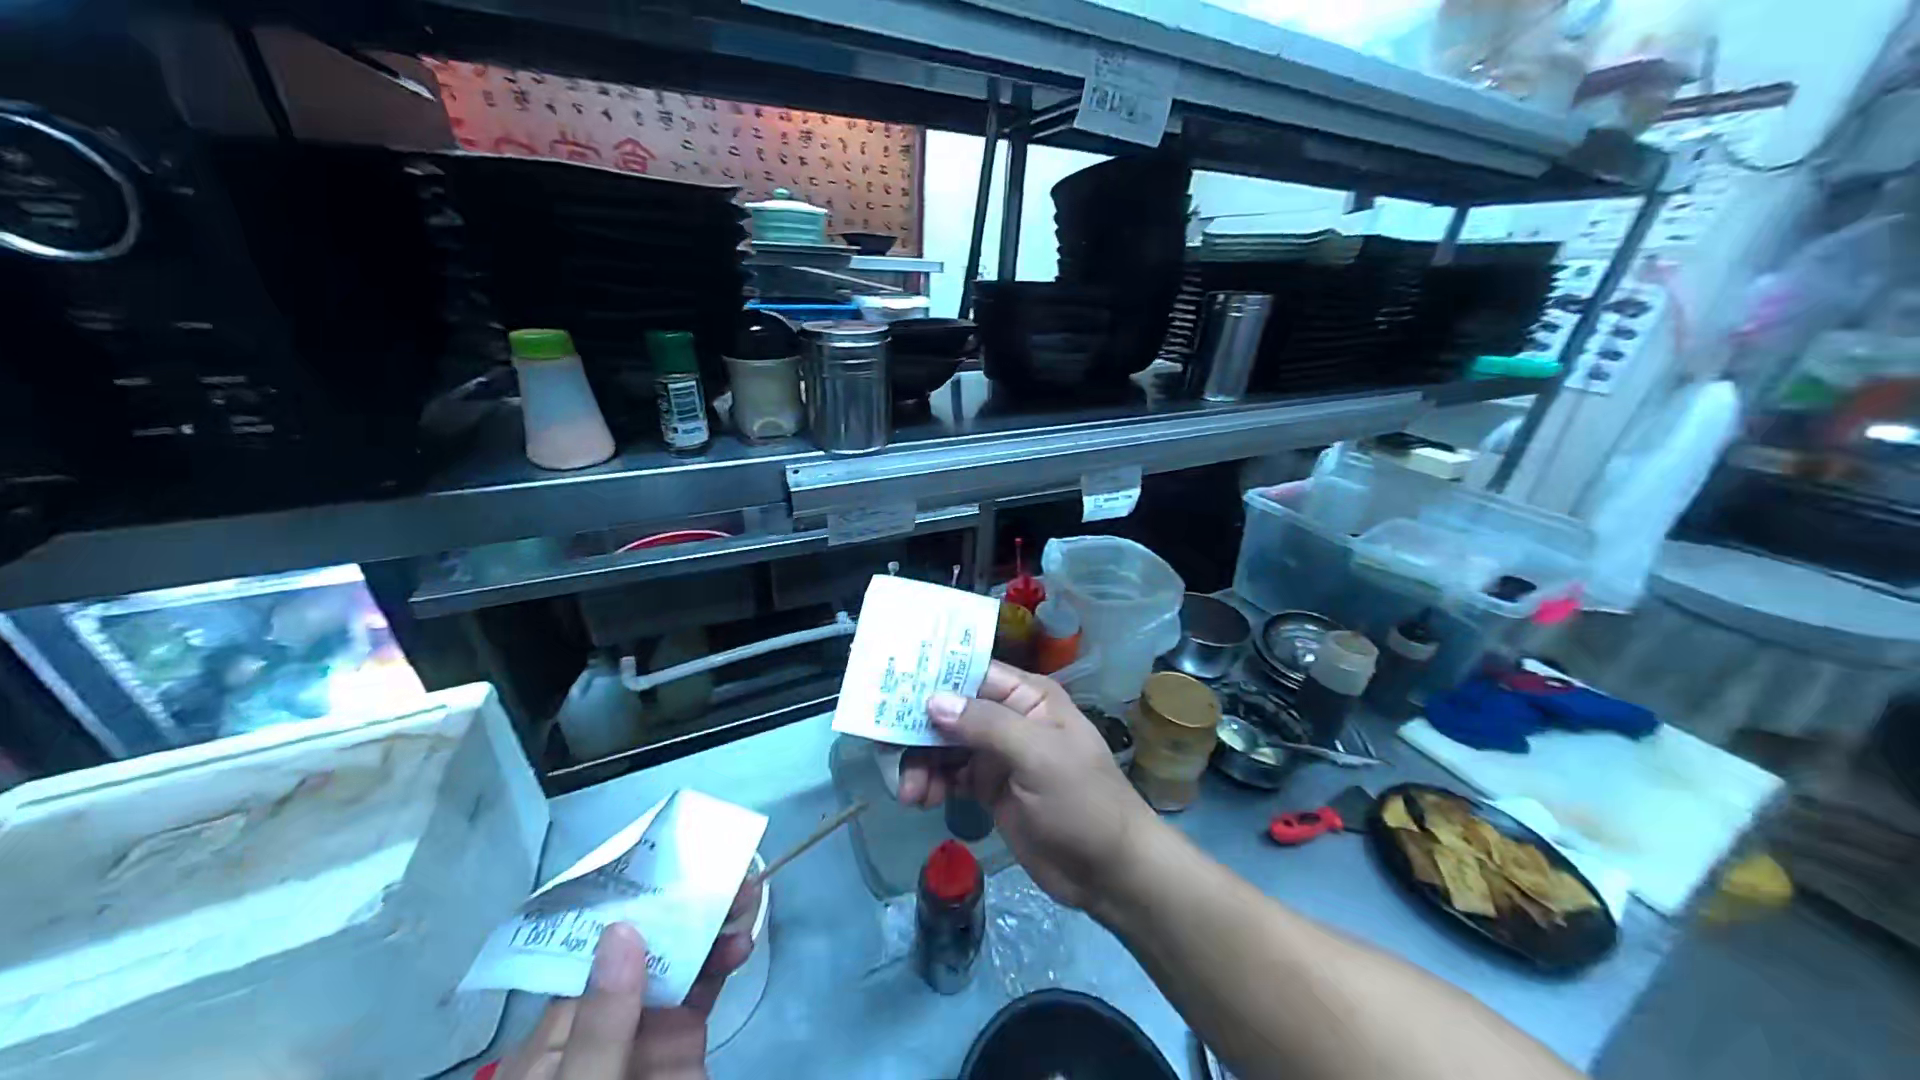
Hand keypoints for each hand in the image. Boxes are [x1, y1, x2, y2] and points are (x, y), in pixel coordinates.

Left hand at [492, 883, 757, 1079]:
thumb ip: (599, 1026)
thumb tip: (622, 933)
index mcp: (558, 1031)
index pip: (595, 952)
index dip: (634, 903)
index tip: (672, 867)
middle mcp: (602, 1020)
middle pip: (644, 949)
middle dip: (683, 907)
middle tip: (725, 873)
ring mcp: (645, 1033)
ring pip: (678, 963)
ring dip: (710, 926)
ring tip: (744, 897)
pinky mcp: (681, 1048)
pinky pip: (701, 993)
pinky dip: (721, 961)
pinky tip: (740, 943)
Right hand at [898, 661, 1155, 910]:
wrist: (1109, 872)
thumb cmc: (1083, 802)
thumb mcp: (1038, 757)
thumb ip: (986, 725)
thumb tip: (932, 700)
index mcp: (1028, 698)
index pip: (973, 674)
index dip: (934, 677)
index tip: (891, 684)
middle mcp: (1010, 719)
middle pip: (952, 711)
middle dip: (920, 727)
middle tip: (885, 743)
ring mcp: (998, 755)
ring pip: (945, 746)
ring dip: (921, 763)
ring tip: (909, 792)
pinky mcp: (990, 788)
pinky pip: (950, 776)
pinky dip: (932, 784)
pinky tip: (920, 801)